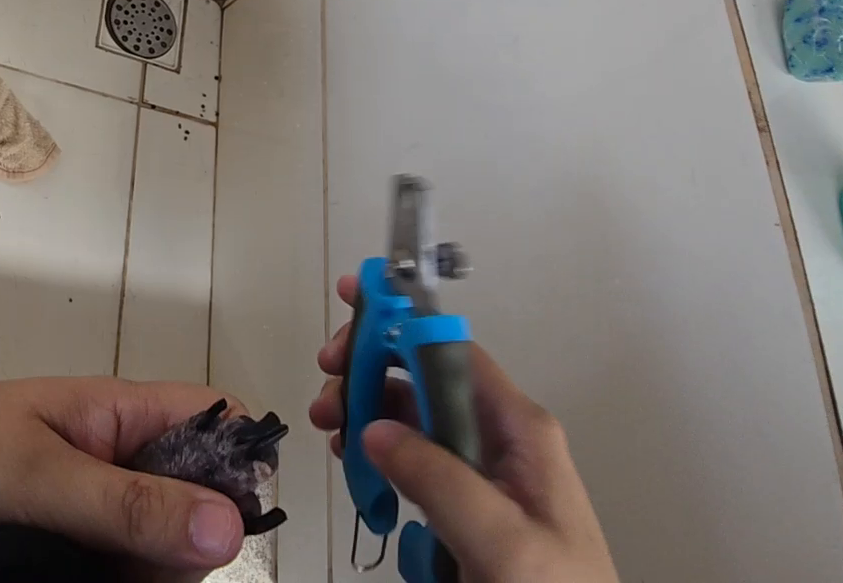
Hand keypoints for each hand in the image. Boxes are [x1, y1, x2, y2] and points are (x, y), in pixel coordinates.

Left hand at [0, 377, 248, 574]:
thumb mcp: (41, 478)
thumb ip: (129, 504)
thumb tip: (235, 526)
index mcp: (117, 408)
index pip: (211, 415)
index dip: (238, 460)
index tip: (230, 528)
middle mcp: (115, 446)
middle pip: (196, 488)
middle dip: (190, 535)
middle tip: (137, 565)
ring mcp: (92, 490)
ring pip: (161, 531)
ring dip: (151, 566)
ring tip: (95, 570)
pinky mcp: (68, 527)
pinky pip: (122, 555)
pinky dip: (122, 575)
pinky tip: (90, 578)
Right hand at [309, 275, 618, 582]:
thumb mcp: (500, 540)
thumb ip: (436, 478)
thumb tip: (372, 428)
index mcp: (516, 425)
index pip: (448, 345)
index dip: (398, 316)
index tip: (349, 303)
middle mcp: (494, 431)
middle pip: (416, 371)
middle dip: (365, 370)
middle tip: (326, 394)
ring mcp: (475, 462)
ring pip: (404, 408)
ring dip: (360, 409)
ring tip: (331, 434)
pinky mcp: (458, 491)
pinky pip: (404, 449)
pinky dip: (371, 446)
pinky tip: (353, 463)